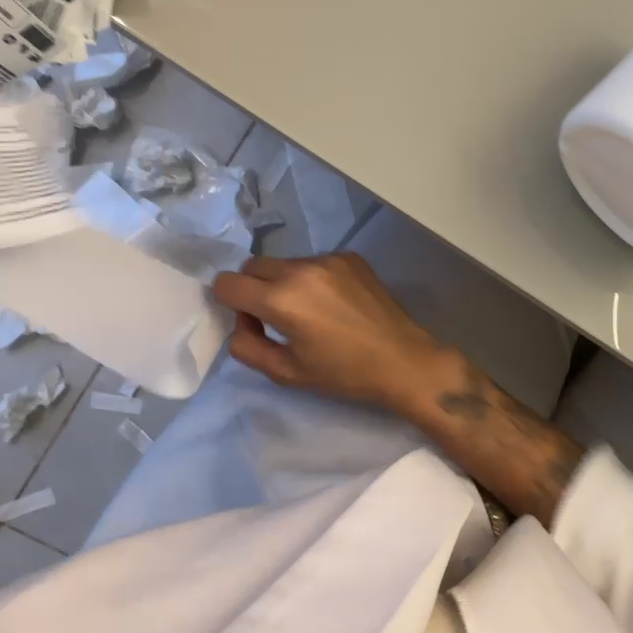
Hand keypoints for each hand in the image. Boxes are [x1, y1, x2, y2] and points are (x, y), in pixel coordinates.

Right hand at [211, 254, 462, 413]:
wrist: (404, 361)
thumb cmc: (345, 374)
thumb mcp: (287, 373)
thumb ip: (248, 347)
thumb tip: (239, 325)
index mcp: (282, 299)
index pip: (227, 284)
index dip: (229, 304)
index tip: (250, 324)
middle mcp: (302, 269)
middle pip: (253, 266)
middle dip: (253, 289)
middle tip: (274, 319)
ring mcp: (329, 259)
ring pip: (286, 263)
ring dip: (285, 283)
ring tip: (311, 313)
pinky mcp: (351, 258)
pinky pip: (315, 263)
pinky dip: (314, 279)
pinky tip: (335, 305)